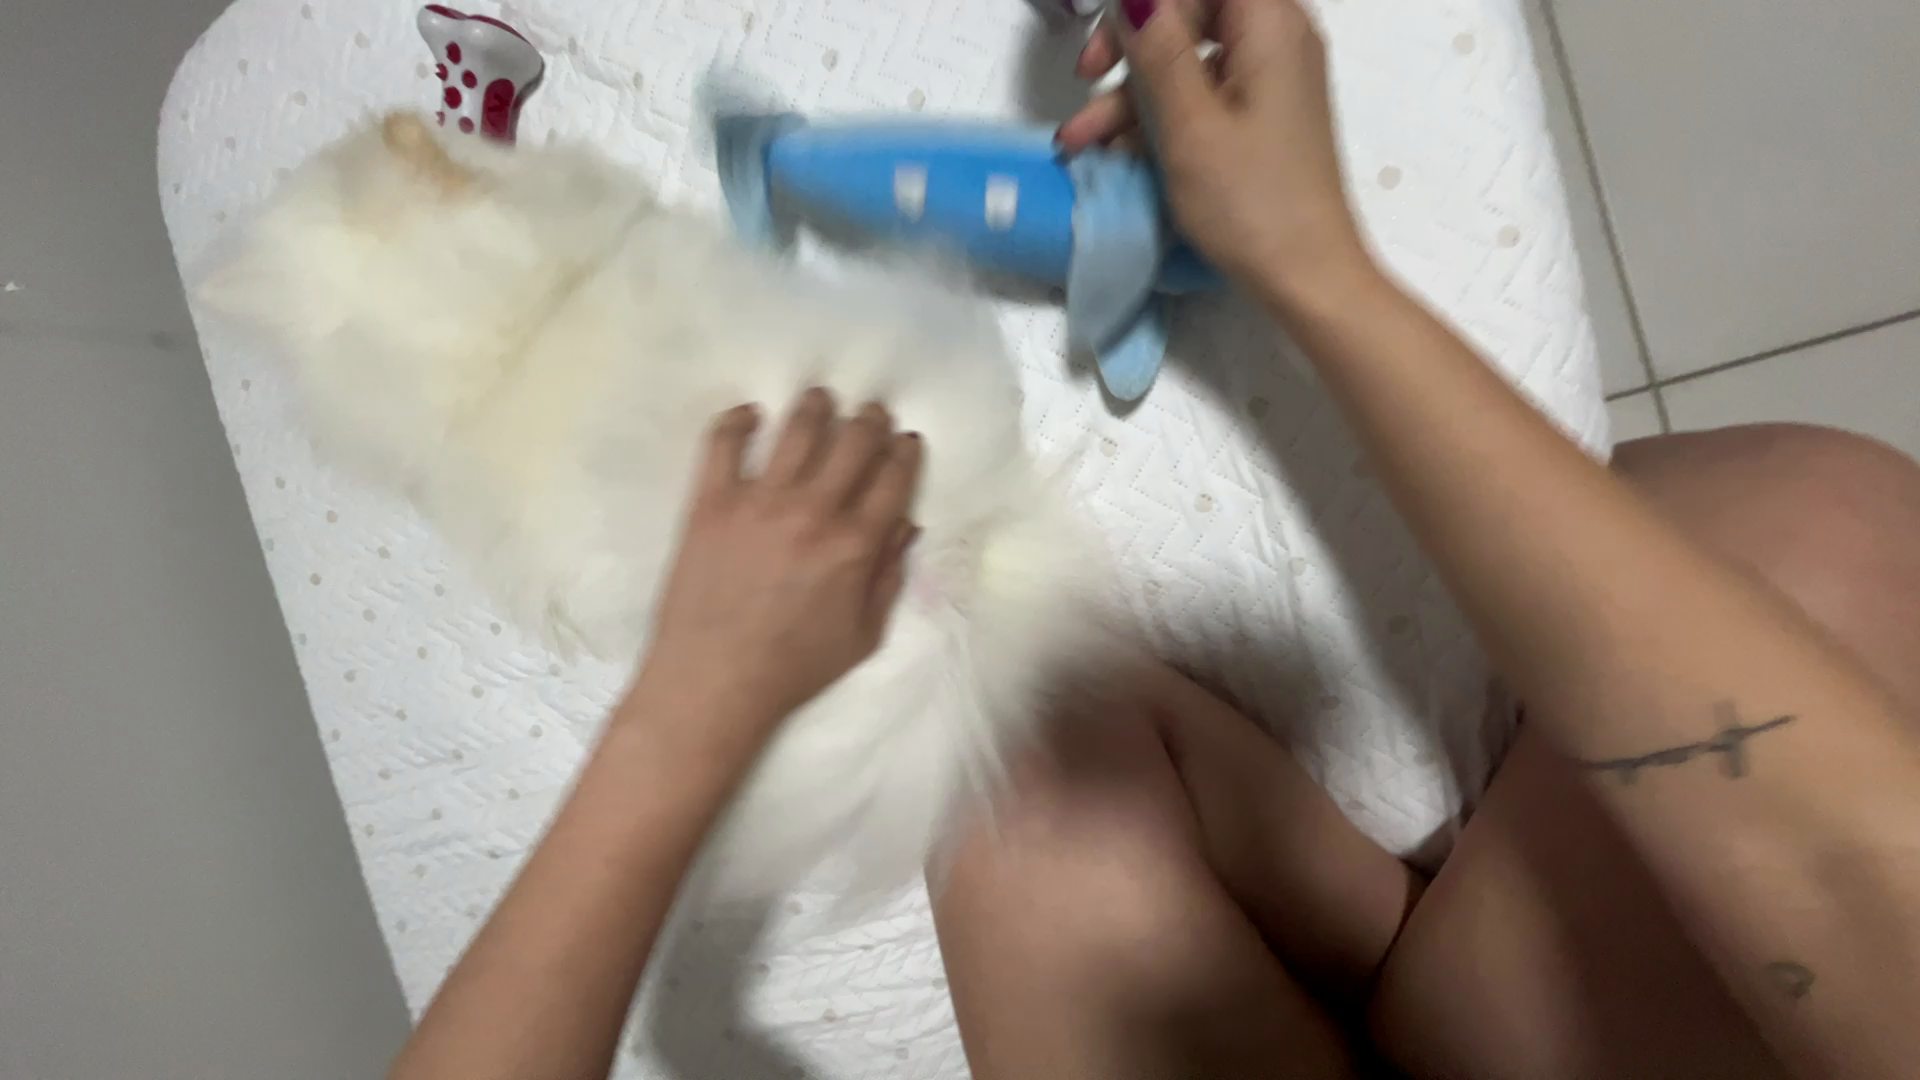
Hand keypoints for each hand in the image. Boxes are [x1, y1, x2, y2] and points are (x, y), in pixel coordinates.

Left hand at [633, 389, 922, 743]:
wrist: (714, 680)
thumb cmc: (796, 666)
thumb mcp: (864, 635)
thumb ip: (889, 577)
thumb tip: (907, 526)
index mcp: (856, 544)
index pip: (893, 478)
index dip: (905, 452)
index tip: (906, 440)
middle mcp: (814, 511)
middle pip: (853, 441)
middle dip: (870, 419)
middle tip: (870, 413)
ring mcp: (759, 501)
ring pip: (798, 429)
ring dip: (816, 406)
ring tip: (820, 400)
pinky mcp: (711, 502)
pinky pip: (723, 443)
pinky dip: (738, 421)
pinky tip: (751, 416)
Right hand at [1057, 0, 1371, 302]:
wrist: (1305, 276)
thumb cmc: (1249, 202)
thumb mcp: (1191, 126)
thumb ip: (1160, 52)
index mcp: (1270, 24)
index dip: (1146, 6)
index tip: (1102, 51)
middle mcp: (1275, 43)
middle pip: (1191, 20)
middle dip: (1130, 55)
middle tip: (1083, 82)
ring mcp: (1267, 89)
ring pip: (1188, 70)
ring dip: (1131, 101)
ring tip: (1082, 144)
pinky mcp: (1257, 129)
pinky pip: (1200, 107)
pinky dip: (1158, 126)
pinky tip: (1120, 156)